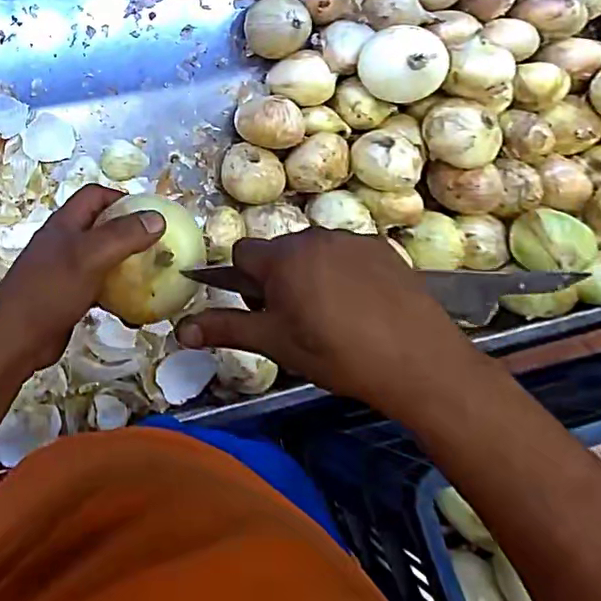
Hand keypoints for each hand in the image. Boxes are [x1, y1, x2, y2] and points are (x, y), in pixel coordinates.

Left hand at [0, 185, 163, 375]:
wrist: (15, 339)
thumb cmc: (50, 290)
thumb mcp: (90, 256)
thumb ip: (123, 235)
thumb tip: (157, 218)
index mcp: (65, 223)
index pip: (95, 195)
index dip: (121, 198)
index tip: (149, 214)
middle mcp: (63, 241)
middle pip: (100, 226)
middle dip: (128, 233)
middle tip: (156, 247)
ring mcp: (63, 270)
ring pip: (101, 258)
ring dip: (124, 266)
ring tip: (151, 277)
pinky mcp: (67, 296)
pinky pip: (97, 287)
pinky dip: (115, 294)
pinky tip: (132, 310)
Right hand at [177, 230, 477, 408]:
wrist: (420, 363)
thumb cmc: (338, 355)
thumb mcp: (276, 344)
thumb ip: (225, 329)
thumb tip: (180, 330)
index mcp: (280, 258)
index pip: (242, 254)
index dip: (246, 283)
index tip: (264, 311)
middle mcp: (311, 236)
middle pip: (278, 251)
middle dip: (278, 278)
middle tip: (298, 319)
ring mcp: (349, 238)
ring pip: (312, 250)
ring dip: (311, 272)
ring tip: (334, 315)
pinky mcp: (380, 246)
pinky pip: (346, 251)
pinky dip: (345, 270)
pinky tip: (364, 305)